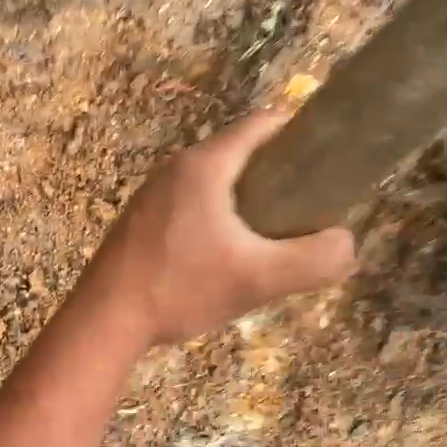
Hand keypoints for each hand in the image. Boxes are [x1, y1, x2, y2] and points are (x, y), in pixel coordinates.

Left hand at [84, 109, 355, 346]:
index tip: (334, 163)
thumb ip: (317, 259)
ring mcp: (148, 196)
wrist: (102, 322)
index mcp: (202, 166)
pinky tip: (222, 258)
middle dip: (278, 176)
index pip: (265, 124)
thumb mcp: (260, 279)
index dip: (305, 134)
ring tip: (268, 240)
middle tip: (306, 212)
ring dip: (244, 203)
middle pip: (240, 155)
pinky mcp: (135, 223)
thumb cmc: (178, 291)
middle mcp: (171, 170)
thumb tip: (345, 244)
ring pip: (212, 184)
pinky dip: (214, 219)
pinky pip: (188, 206)